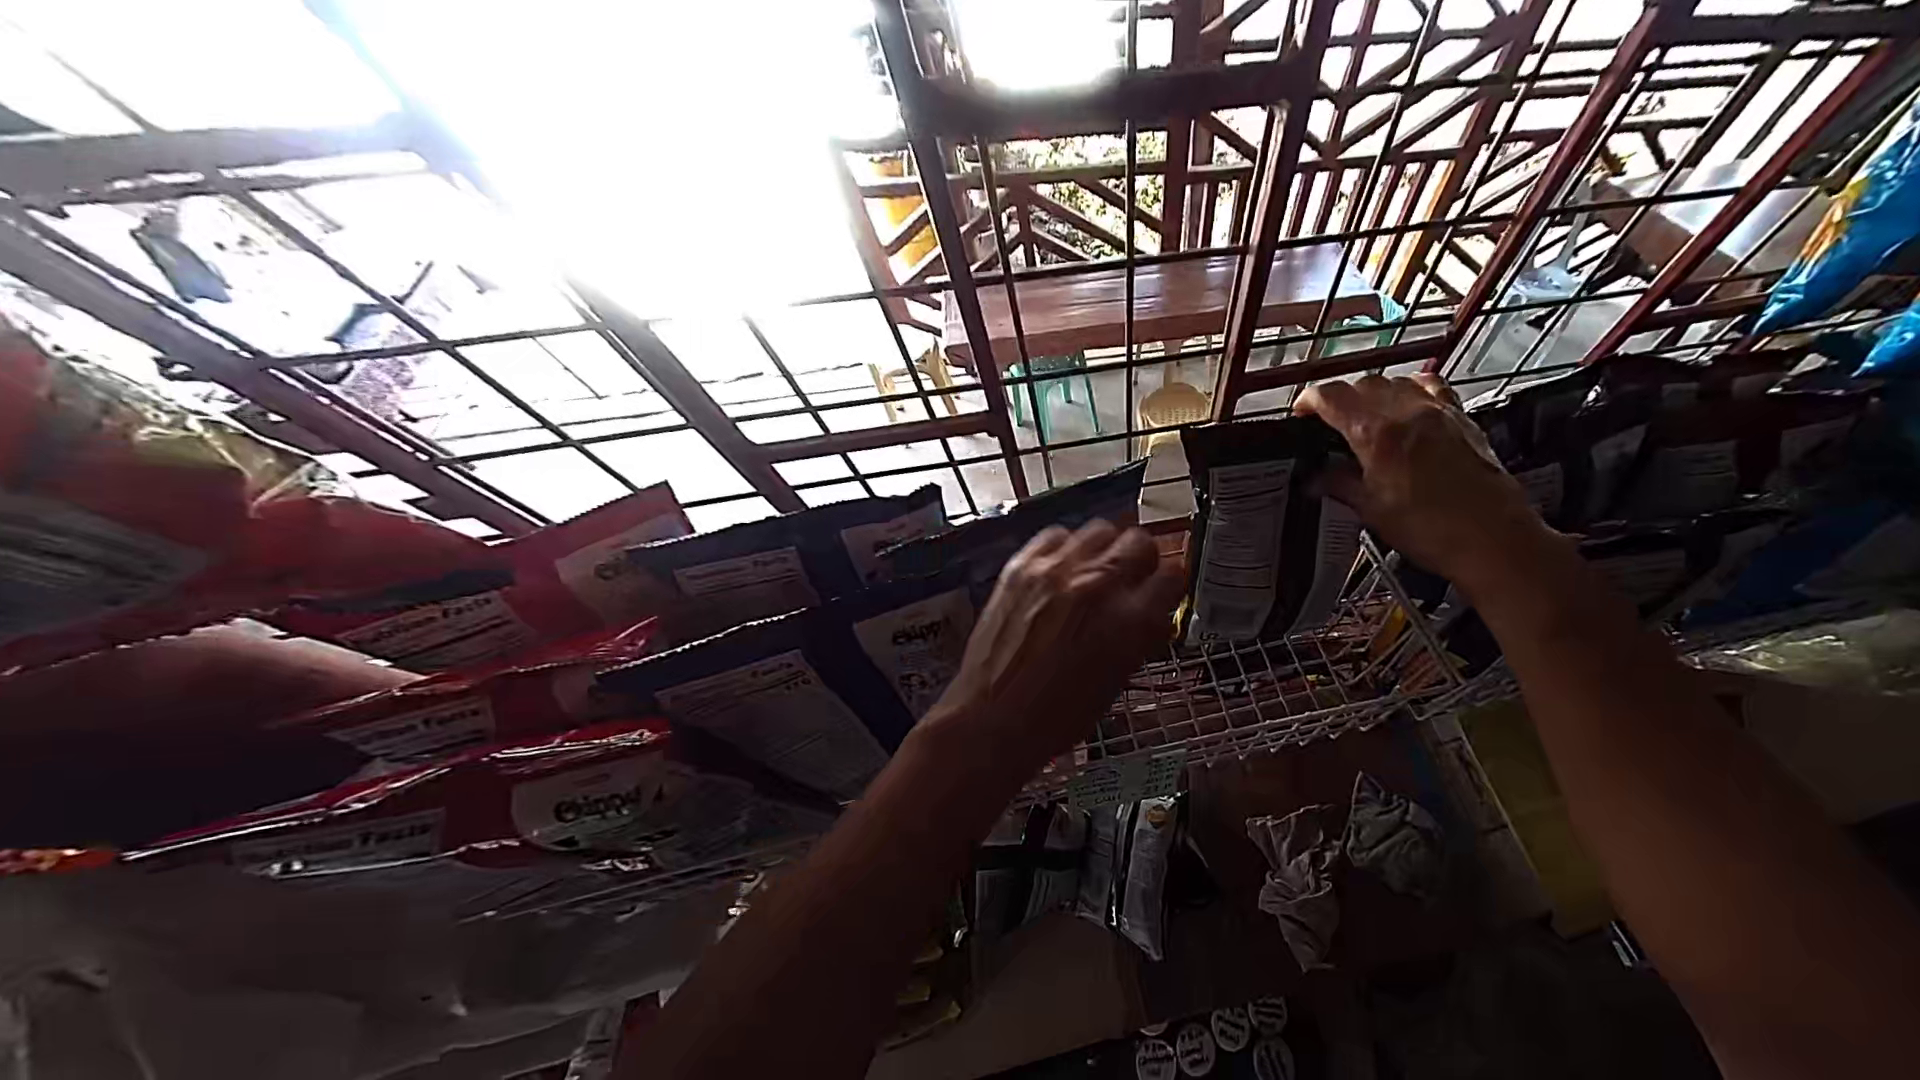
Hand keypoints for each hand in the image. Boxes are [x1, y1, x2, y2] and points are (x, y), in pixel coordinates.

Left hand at [925, 520, 1184, 775]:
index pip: (1173, 575)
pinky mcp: (1021, 567)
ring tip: (1094, 571)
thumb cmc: (1055, 716)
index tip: (1162, 589)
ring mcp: (1055, 571)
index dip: (1170, 584)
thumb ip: (1140, 635)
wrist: (993, 718)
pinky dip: (1064, 548)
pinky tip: (1060, 570)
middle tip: (1131, 577)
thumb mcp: (1118, 678)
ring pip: (1100, 529)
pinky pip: (1055, 534)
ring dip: (1104, 548)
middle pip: (1140, 541)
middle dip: (1142, 560)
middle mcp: (1097, 586)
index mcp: (1131, 621)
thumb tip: (1151, 613)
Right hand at [1294, 374, 1556, 595]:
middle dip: (1339, 398)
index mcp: (1377, 434)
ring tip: (1364, 415)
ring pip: (1396, 381)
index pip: (1332, 396)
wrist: (1491, 539)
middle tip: (1327, 420)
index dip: (1309, 400)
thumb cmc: (1432, 529)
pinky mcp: (1462, 421)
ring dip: (1374, 392)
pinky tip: (1407, 408)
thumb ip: (1339, 484)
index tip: (1301, 412)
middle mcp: (1409, 414)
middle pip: (1364, 384)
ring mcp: (1440, 413)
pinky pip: (1432, 388)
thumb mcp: (1370, 508)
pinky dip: (1412, 390)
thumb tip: (1317, 478)